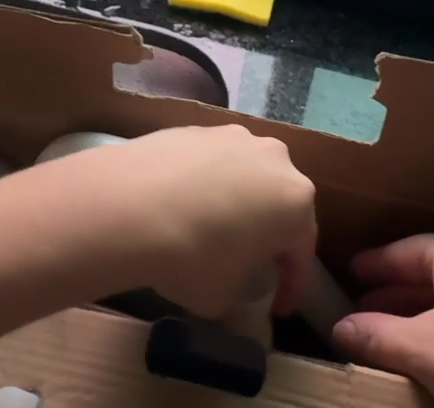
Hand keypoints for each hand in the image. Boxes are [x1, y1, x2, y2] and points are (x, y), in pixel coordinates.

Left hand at [67, 125, 316, 320]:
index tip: (278, 307)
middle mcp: (275, 159)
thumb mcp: (225, 298)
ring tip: (208, 229)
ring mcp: (235, 136)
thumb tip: (232, 287)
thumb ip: (242, 292)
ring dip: (235, 202)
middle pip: (277, 201)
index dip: (291, 283)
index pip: (302, 249)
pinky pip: (211, 162)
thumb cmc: (193, 256)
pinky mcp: (199, 127)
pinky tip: (180, 205)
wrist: (132, 205)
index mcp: (297, 200)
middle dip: (266, 232)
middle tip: (246, 262)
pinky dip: (204, 183)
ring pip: (245, 175)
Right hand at [332, 230, 433, 407]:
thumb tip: (339, 327)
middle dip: (395, 292)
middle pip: (429, 267)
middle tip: (364, 311)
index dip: (371, 266)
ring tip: (397, 331)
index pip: (400, 251)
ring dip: (424, 308)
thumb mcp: (422, 351)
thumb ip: (376, 335)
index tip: (347, 275)